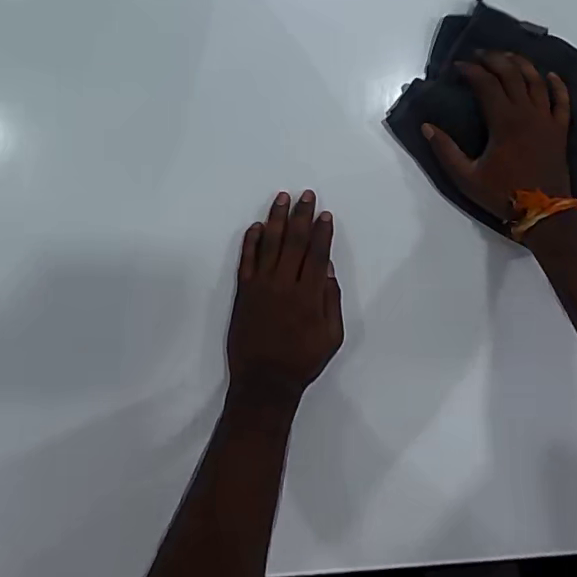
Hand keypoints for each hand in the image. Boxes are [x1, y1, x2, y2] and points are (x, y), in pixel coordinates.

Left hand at [227, 190, 342, 408]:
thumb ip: (331, 301)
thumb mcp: (332, 337)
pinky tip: (257, 226)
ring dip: (277, 219)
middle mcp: (284, 284)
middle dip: (302, 216)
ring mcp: (261, 285)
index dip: (322, 232)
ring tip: (282, 198)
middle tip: (306, 195)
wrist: (264, 381)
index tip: (325, 214)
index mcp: (309, 295)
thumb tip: (327, 269)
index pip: (317, 254)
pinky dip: (251, 241)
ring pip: (270, 244)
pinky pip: (247, 260)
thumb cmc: (302, 361)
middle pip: (295, 241)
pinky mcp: (244, 291)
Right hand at [422, 51, 573, 222]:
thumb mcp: (465, 176)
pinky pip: (562, 101)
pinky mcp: (560, 130)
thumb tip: (426, 127)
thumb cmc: (503, 194)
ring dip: (521, 64)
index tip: (457, 66)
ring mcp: (547, 120)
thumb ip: (445, 150)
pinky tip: (550, 74)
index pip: (486, 83)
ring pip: (536, 81)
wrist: (545, 213)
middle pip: (511, 74)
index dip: (470, 70)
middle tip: (479, 54)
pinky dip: (558, 85)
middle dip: (493, 59)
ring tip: (507, 55)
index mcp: (504, 121)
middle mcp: (527, 114)